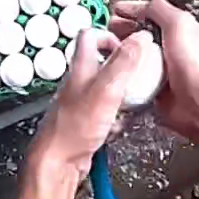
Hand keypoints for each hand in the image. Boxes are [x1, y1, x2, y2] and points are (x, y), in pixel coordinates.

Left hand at [26, 29, 148, 184]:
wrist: (58, 162)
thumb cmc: (74, 128)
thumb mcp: (107, 89)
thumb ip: (124, 62)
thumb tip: (140, 39)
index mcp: (81, 67)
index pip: (90, 35)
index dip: (110, 36)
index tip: (129, 46)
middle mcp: (79, 82)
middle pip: (102, 63)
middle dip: (123, 69)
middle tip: (137, 75)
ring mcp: (81, 102)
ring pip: (107, 89)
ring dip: (122, 95)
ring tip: (131, 103)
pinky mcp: (85, 121)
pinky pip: (107, 112)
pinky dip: (116, 116)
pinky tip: (119, 125)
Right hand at [110, 0, 198, 142]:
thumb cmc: (198, 69)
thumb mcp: (178, 24)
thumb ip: (160, 10)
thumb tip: (144, 6)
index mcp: (183, 30)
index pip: (154, 14)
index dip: (134, 10)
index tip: (117, 10)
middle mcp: (176, 50)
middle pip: (144, 35)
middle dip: (124, 30)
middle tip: (109, 28)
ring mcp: (166, 70)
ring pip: (139, 57)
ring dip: (124, 52)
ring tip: (109, 48)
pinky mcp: (158, 90)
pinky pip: (137, 78)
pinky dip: (128, 74)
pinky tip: (120, 70)